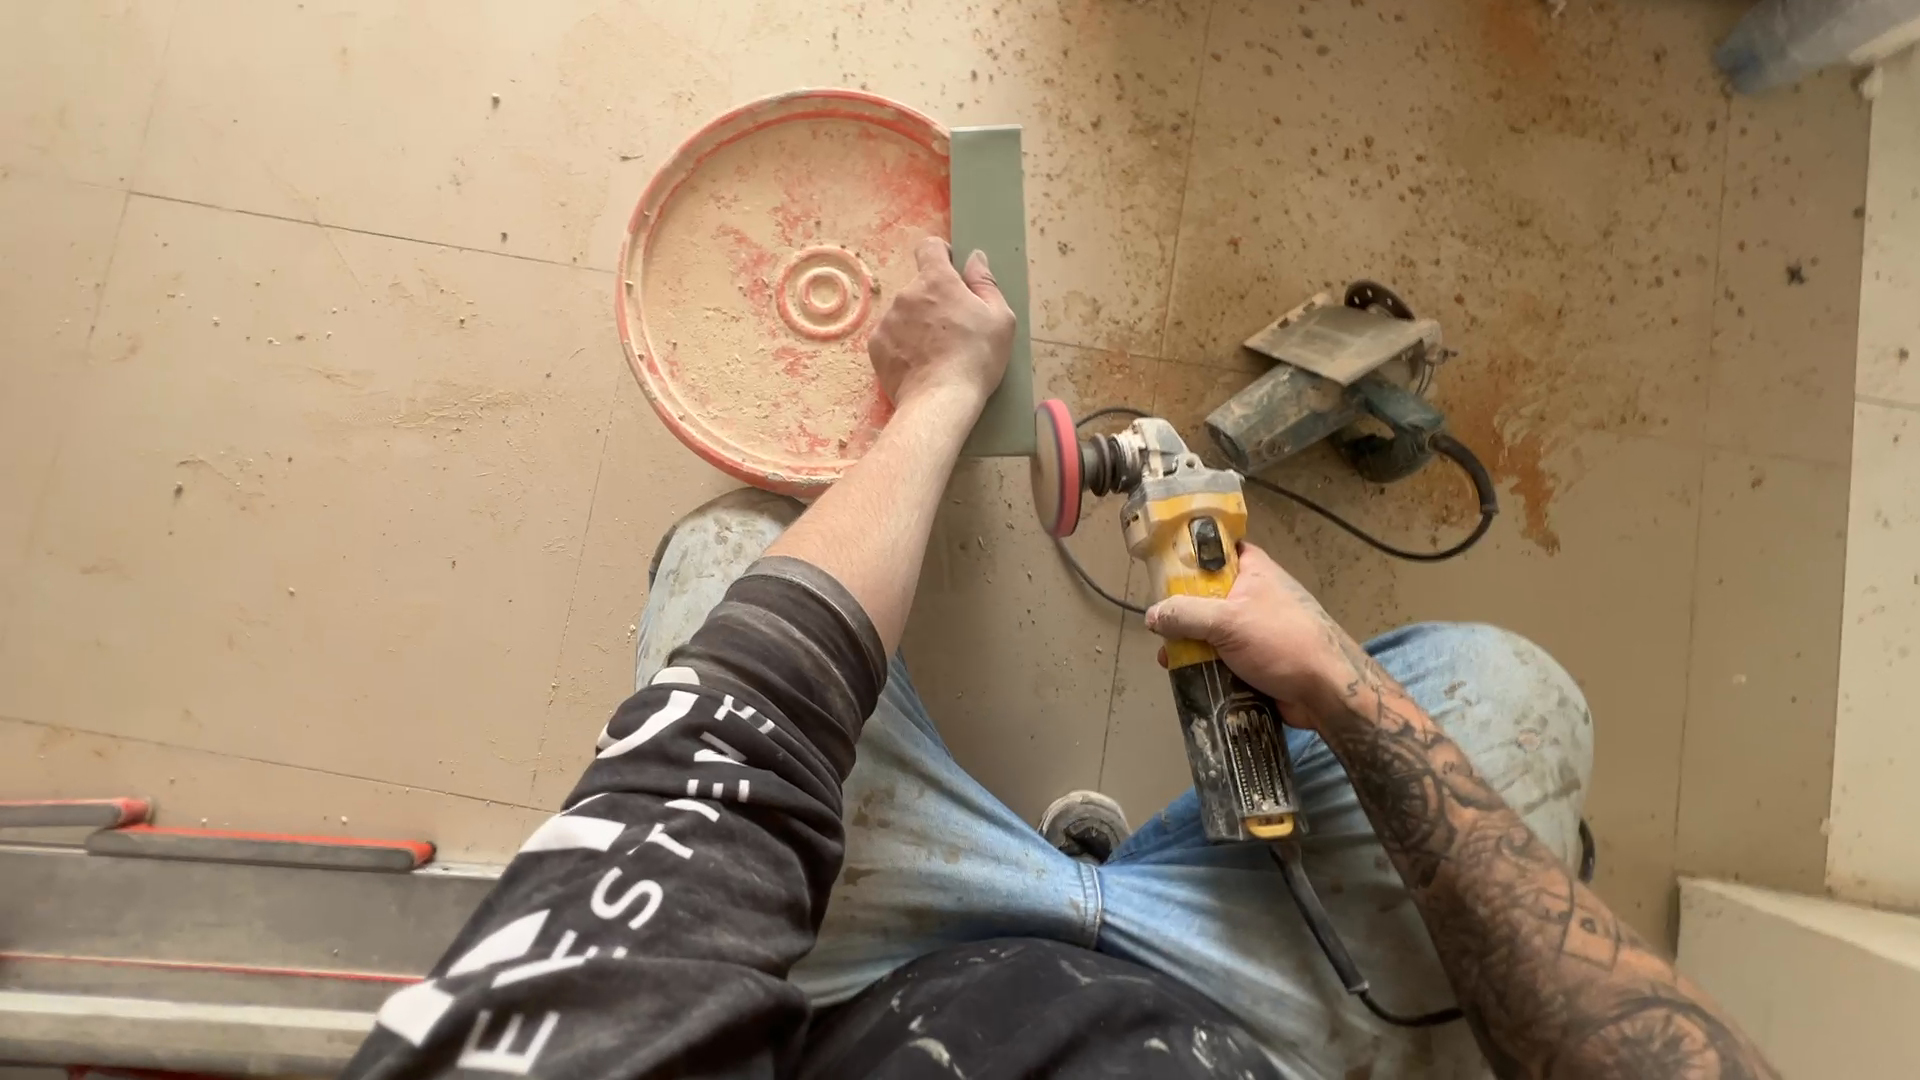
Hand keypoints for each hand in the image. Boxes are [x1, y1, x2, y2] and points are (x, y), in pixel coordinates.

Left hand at [868, 236, 1014, 411]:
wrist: (940, 401)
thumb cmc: (976, 359)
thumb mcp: (1000, 318)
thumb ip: (986, 282)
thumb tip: (975, 258)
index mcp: (936, 280)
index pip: (929, 247)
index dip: (940, 255)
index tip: (950, 271)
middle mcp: (906, 294)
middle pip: (919, 287)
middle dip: (933, 301)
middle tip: (952, 329)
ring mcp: (888, 320)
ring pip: (904, 314)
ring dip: (917, 325)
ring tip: (935, 353)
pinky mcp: (876, 346)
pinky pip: (891, 338)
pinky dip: (902, 346)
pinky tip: (919, 365)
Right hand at [1143, 542, 1383, 724]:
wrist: (1327, 695)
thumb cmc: (1283, 643)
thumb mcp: (1228, 621)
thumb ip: (1185, 614)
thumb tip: (1152, 616)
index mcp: (1253, 570)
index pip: (1217, 549)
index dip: (1190, 554)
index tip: (1162, 567)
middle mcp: (1253, 595)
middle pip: (1205, 592)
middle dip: (1180, 609)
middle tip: (1160, 621)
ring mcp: (1253, 628)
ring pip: (1208, 627)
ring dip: (1187, 642)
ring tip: (1168, 656)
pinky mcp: (1252, 658)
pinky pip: (1217, 654)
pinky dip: (1201, 663)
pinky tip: (1183, 673)